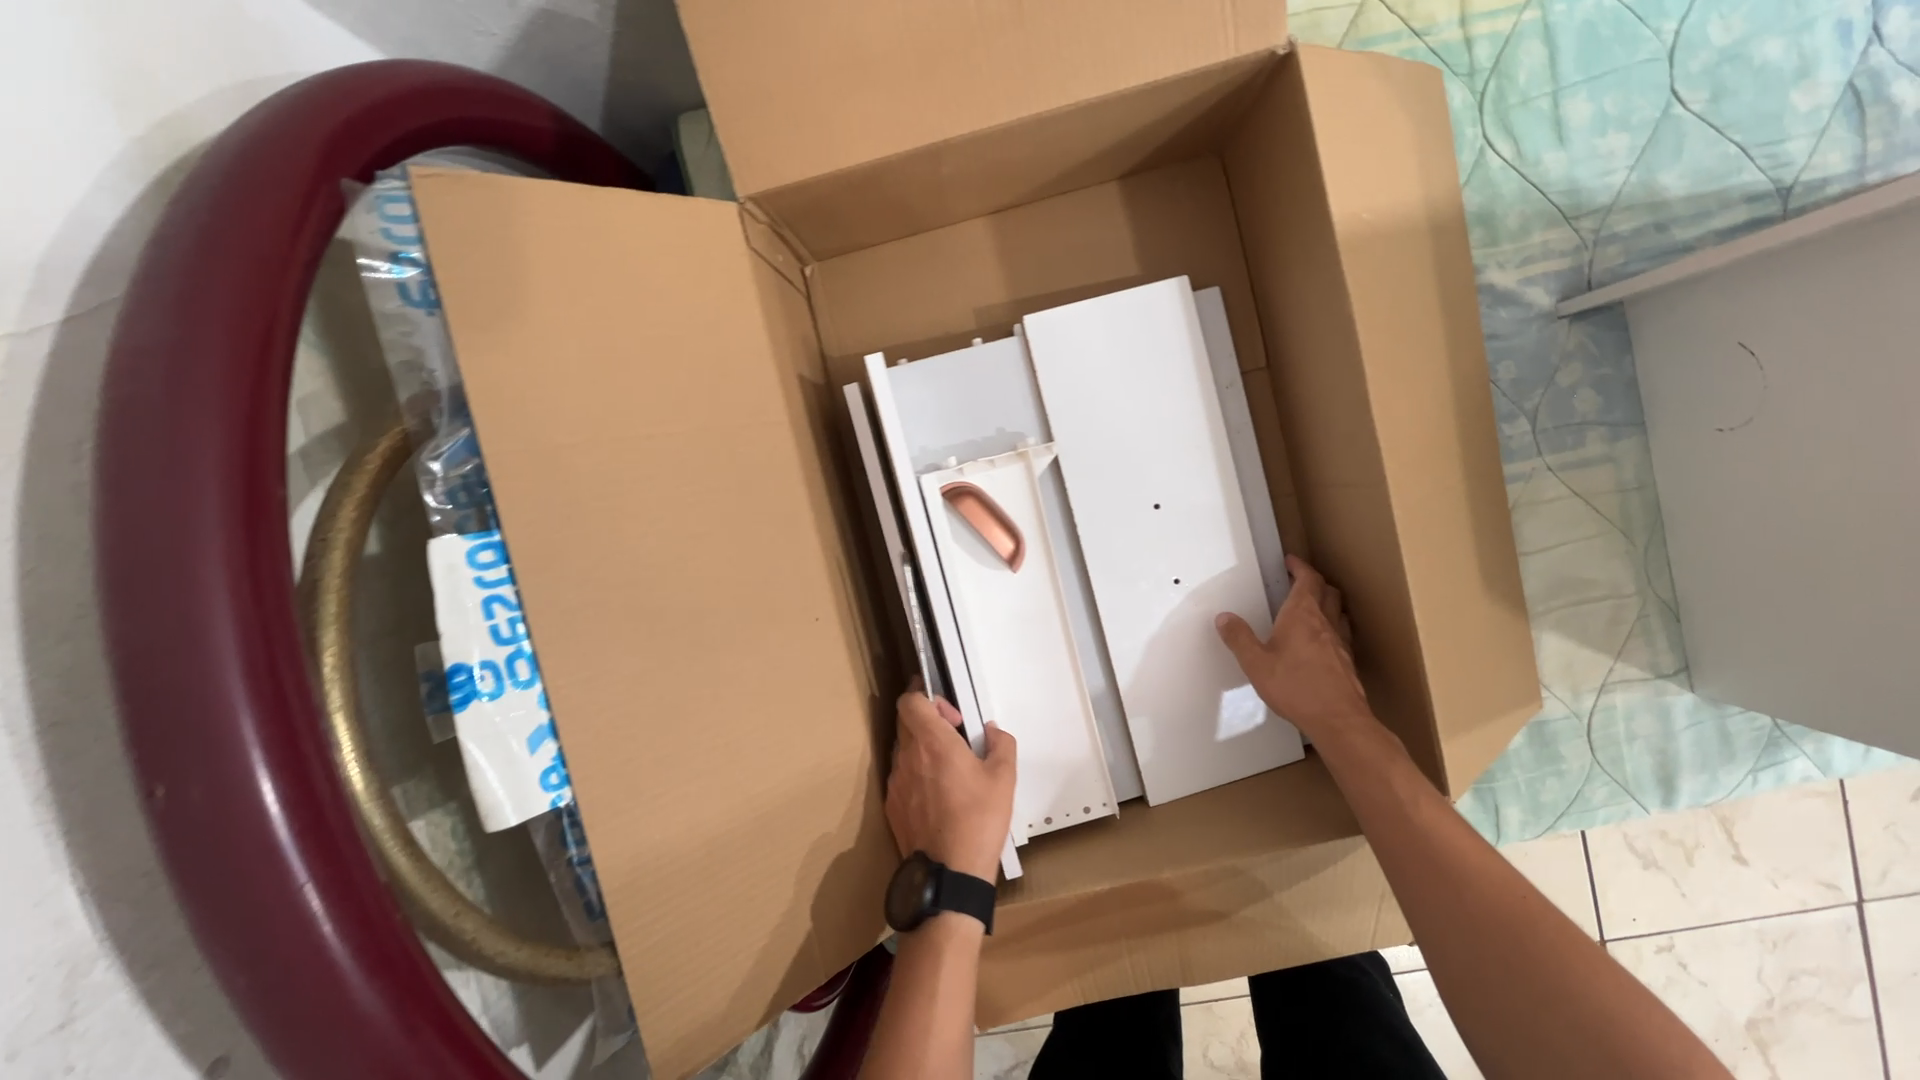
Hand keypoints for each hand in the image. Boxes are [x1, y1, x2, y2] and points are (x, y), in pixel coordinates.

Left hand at [885, 684, 1015, 881]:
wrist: (949, 872)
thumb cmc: (978, 820)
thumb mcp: (1003, 778)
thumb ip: (1001, 744)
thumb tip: (993, 731)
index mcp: (933, 742)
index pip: (910, 700)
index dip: (927, 697)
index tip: (951, 713)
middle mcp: (908, 757)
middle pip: (905, 722)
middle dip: (928, 721)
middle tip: (954, 737)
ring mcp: (896, 782)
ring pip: (903, 750)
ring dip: (922, 749)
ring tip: (949, 769)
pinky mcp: (892, 806)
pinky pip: (901, 777)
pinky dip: (916, 775)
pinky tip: (938, 796)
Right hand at [1215, 555, 1376, 746]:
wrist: (1338, 719)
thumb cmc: (1298, 689)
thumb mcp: (1256, 664)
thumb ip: (1239, 639)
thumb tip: (1225, 619)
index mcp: (1302, 616)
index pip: (1307, 579)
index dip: (1300, 567)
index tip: (1291, 561)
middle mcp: (1325, 623)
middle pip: (1328, 591)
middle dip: (1315, 580)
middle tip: (1301, 578)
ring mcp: (1341, 642)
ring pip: (1339, 610)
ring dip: (1328, 601)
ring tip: (1316, 604)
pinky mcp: (1348, 661)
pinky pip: (1343, 633)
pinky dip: (1334, 626)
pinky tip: (1325, 640)